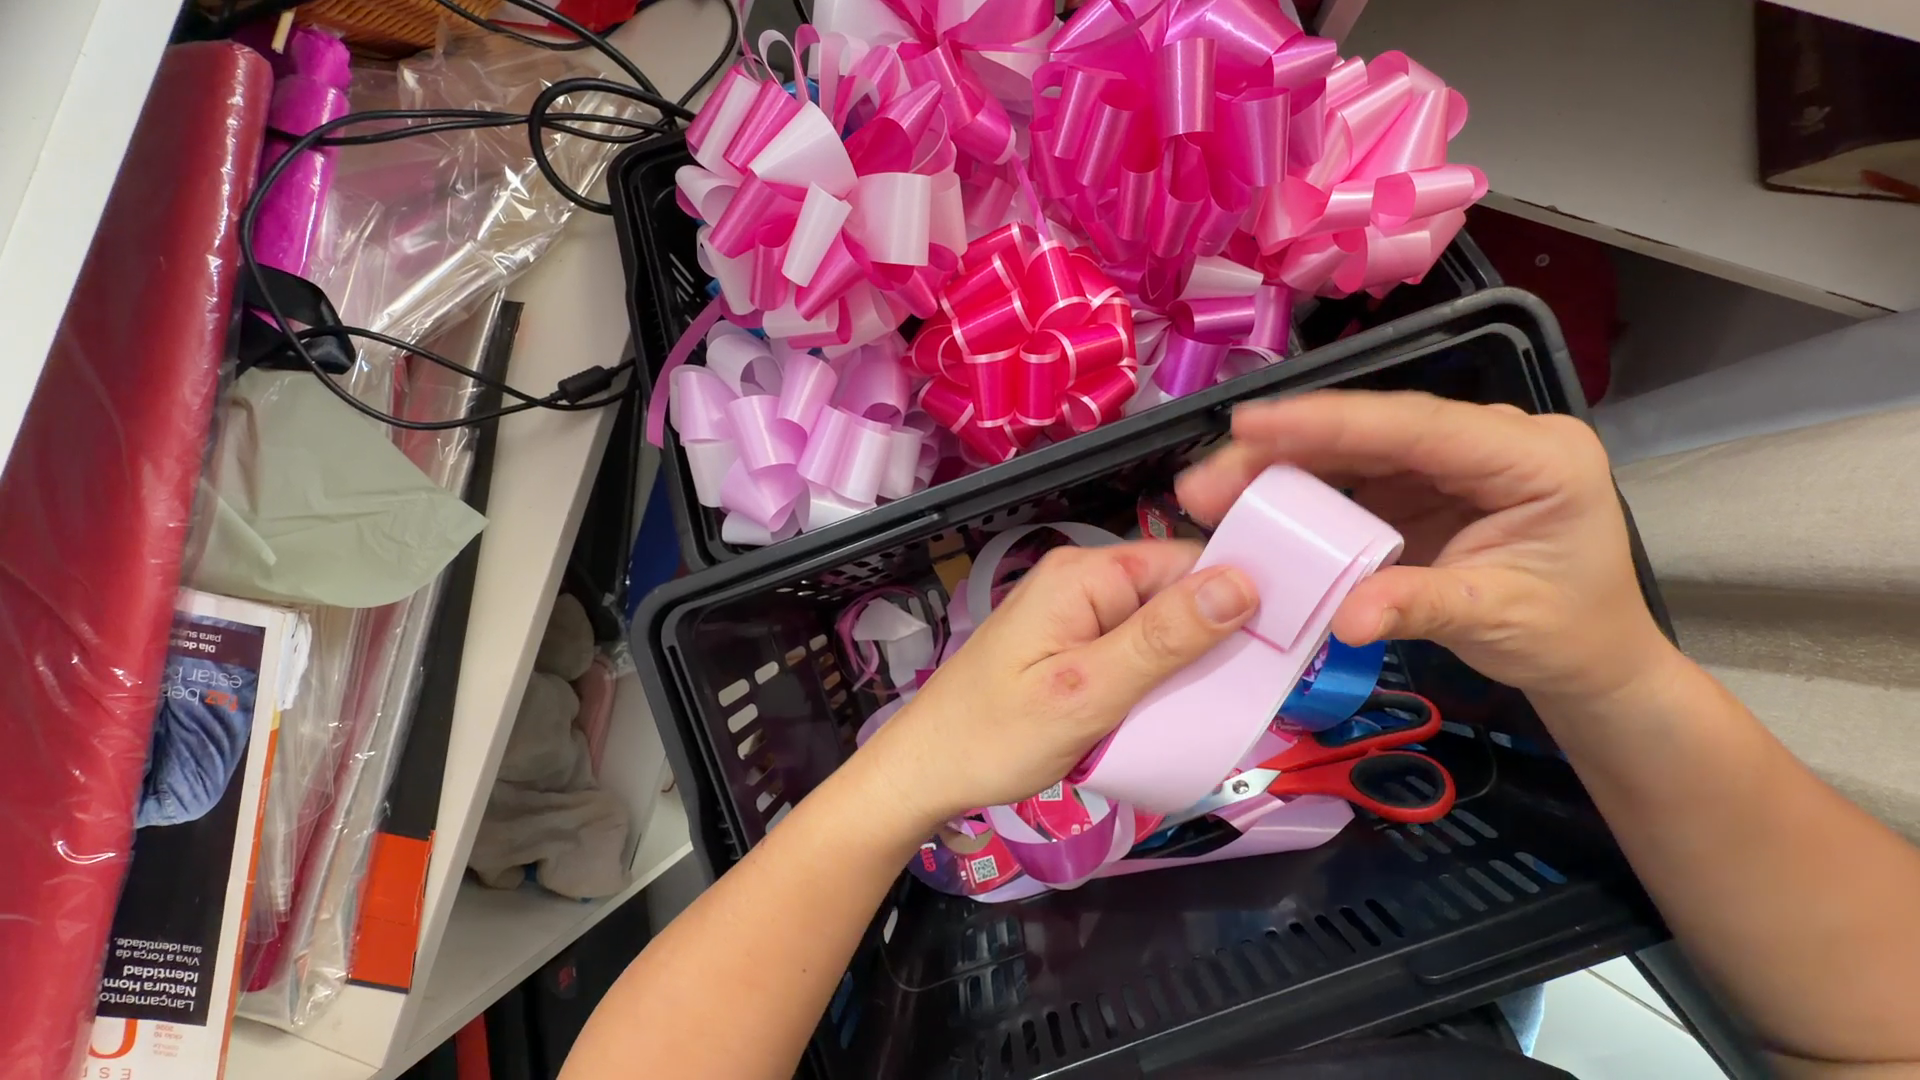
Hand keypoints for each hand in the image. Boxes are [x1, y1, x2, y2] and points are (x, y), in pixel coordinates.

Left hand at [858, 542, 1257, 825]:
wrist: (926, 769)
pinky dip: (1156, 679)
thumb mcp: (1087, 692)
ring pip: (1158, 627)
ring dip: (1187, 666)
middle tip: (1252, 694)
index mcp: (1085, 575)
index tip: (1281, 649)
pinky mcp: (1070, 647)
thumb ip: (1163, 640)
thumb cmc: (996, 735)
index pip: (1187, 563)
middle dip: (1215, 640)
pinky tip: (1171, 713)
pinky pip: (1132, 651)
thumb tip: (1243, 583)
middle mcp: (1082, 582)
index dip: (1238, 598)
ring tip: (1216, 711)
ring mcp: (1074, 615)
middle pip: (1175, 594)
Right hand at [1177, 390, 1672, 705]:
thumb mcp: (1499, 619)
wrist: (1588, 657)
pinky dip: (1297, 491)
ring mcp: (1446, 462)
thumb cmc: (1565, 632)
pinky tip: (1251, 503)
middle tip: (1206, 479)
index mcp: (1532, 457)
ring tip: (1211, 492)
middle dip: (1281, 449)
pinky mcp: (1416, 486)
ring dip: (1277, 468)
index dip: (1330, 421)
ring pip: (1349, 450)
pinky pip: (1347, 478)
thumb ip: (1422, 606)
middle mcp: (1486, 442)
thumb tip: (1343, 619)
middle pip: (1370, 431)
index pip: (1417, 426)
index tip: (1251, 424)